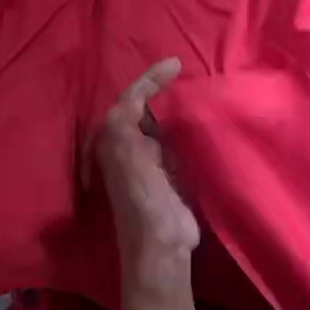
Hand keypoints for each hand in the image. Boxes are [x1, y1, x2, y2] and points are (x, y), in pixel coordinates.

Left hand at [92, 58, 198, 288]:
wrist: (161, 246)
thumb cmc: (143, 200)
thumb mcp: (128, 157)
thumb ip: (125, 124)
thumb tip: (132, 96)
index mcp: (114, 140)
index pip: (130, 98)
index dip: (150, 78)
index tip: (176, 63)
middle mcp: (126, 146)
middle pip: (142, 107)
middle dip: (158, 87)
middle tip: (182, 69)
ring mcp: (146, 161)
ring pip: (157, 122)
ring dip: (169, 104)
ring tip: (190, 86)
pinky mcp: (165, 174)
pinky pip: (171, 139)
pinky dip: (180, 125)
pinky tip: (195, 120)